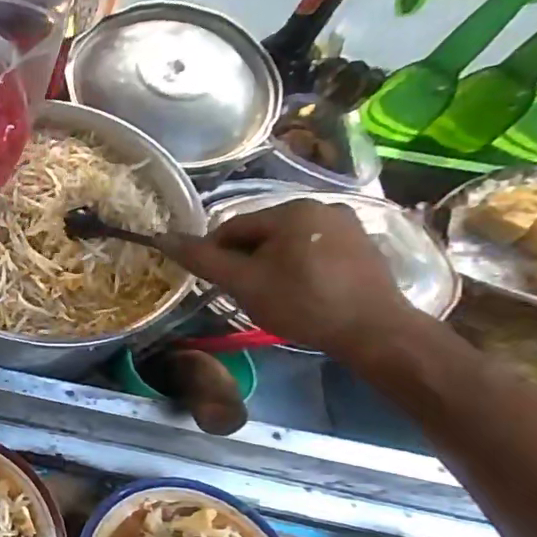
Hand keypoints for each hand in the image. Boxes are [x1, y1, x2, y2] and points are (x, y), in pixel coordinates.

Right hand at [164, 199, 420, 361]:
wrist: (374, 331)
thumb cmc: (302, 303)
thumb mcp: (244, 284)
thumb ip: (203, 260)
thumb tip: (162, 238)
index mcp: (291, 209)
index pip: (233, 227)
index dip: (216, 256)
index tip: (216, 285)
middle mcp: (321, 205)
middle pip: (262, 234)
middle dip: (246, 261)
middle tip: (244, 294)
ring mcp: (347, 223)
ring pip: (287, 242)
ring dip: (271, 264)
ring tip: (272, 296)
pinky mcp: (362, 244)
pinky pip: (314, 249)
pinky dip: (299, 266)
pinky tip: (302, 292)